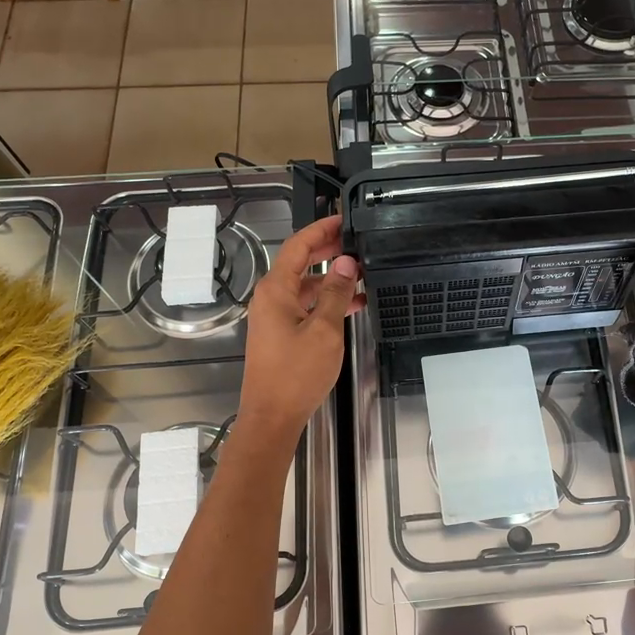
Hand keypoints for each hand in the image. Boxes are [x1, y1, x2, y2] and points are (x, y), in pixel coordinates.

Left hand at [241, 214, 362, 435]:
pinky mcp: (281, 334)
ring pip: (305, 287)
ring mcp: (274, 317)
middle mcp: (270, 298)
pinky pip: (305, 307)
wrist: (272, 416)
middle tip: (357, 242)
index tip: (344, 218)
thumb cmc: (296, 373)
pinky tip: (353, 304)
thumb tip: (346, 262)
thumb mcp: (324, 330)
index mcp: (276, 289)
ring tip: (363, 274)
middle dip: (328, 250)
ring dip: (332, 280)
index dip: (321, 229)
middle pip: (300, 263)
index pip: (298, 246)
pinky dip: (327, 302)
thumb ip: (336, 293)